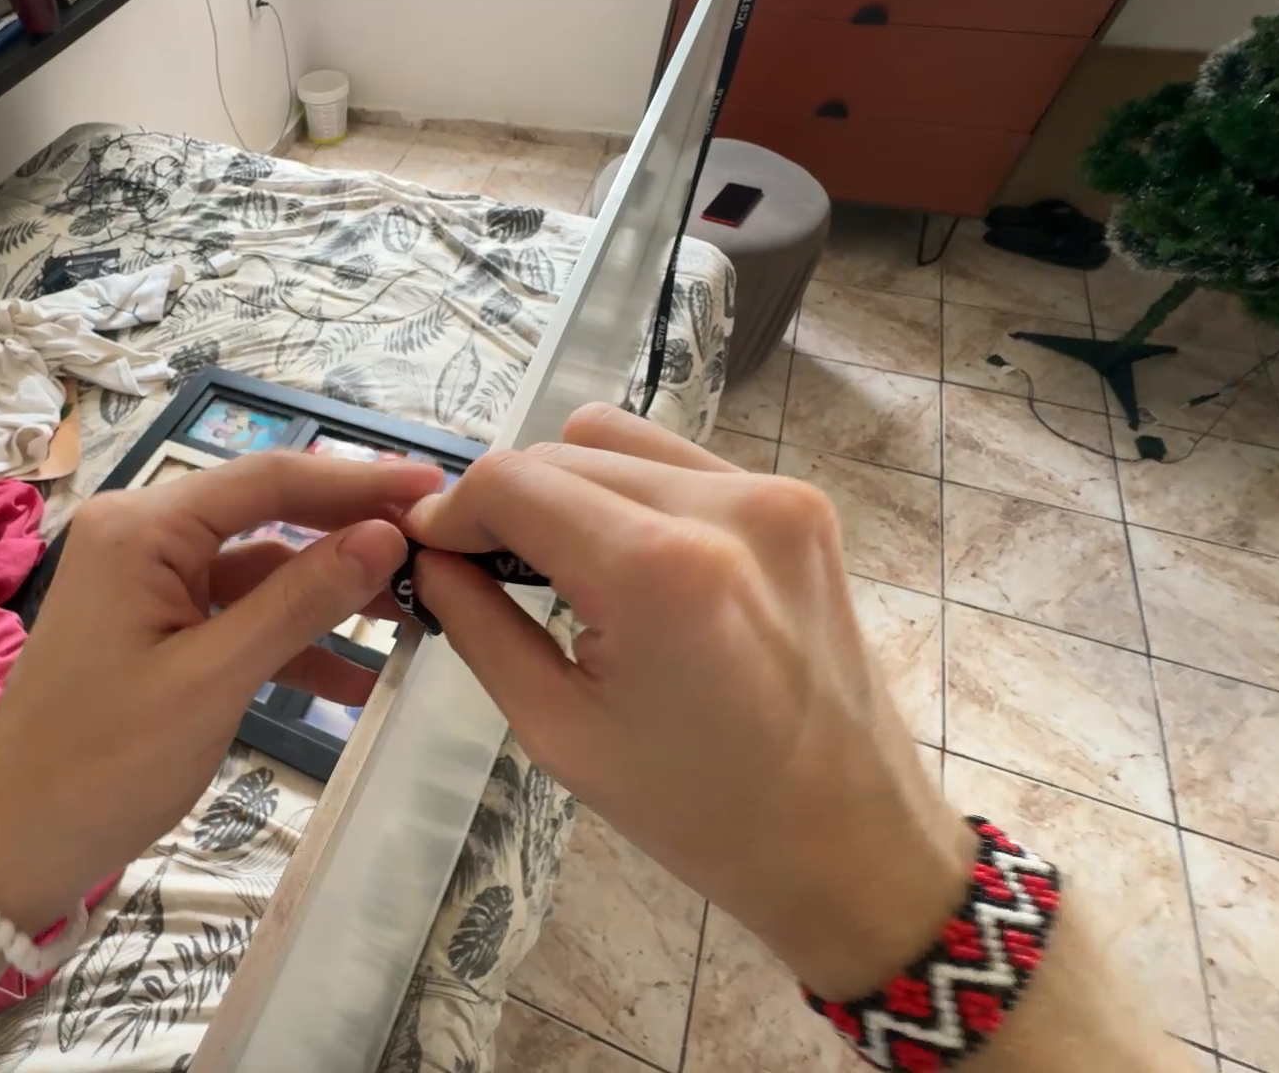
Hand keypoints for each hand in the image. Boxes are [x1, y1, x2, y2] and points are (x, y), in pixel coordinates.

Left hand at [0, 453, 443, 930]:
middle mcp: (146, 534)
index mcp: (144, 527)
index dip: (356, 481)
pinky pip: (240, 613)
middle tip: (429, 547)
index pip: (268, 481)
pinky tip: (352, 677)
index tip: (430, 486)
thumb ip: (300, 602)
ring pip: (262, 568)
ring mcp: (154, 579)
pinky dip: (292, 639)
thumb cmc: (105, 763)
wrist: (20, 844)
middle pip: (269, 516)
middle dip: (349, 535)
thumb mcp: (214, 679)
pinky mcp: (163, 621)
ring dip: (329, 594)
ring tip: (409, 616)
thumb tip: (384, 538)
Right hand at [404, 404, 971, 996]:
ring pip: (607, 437)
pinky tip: (615, 549)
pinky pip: (666, 457)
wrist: (851, 842)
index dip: (452, 509)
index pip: (511, 482)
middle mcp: (724, 504)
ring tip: (552, 557)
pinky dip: (616, 486)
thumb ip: (475, 623)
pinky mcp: (797, 497)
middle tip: (478, 565)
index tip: (430, 550)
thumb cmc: (693, 810)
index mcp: (658, 572)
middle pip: (555, 451)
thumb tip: (428, 557)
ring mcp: (771, 491)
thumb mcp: (553, 728)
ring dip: (555, 485)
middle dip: (498, 502)